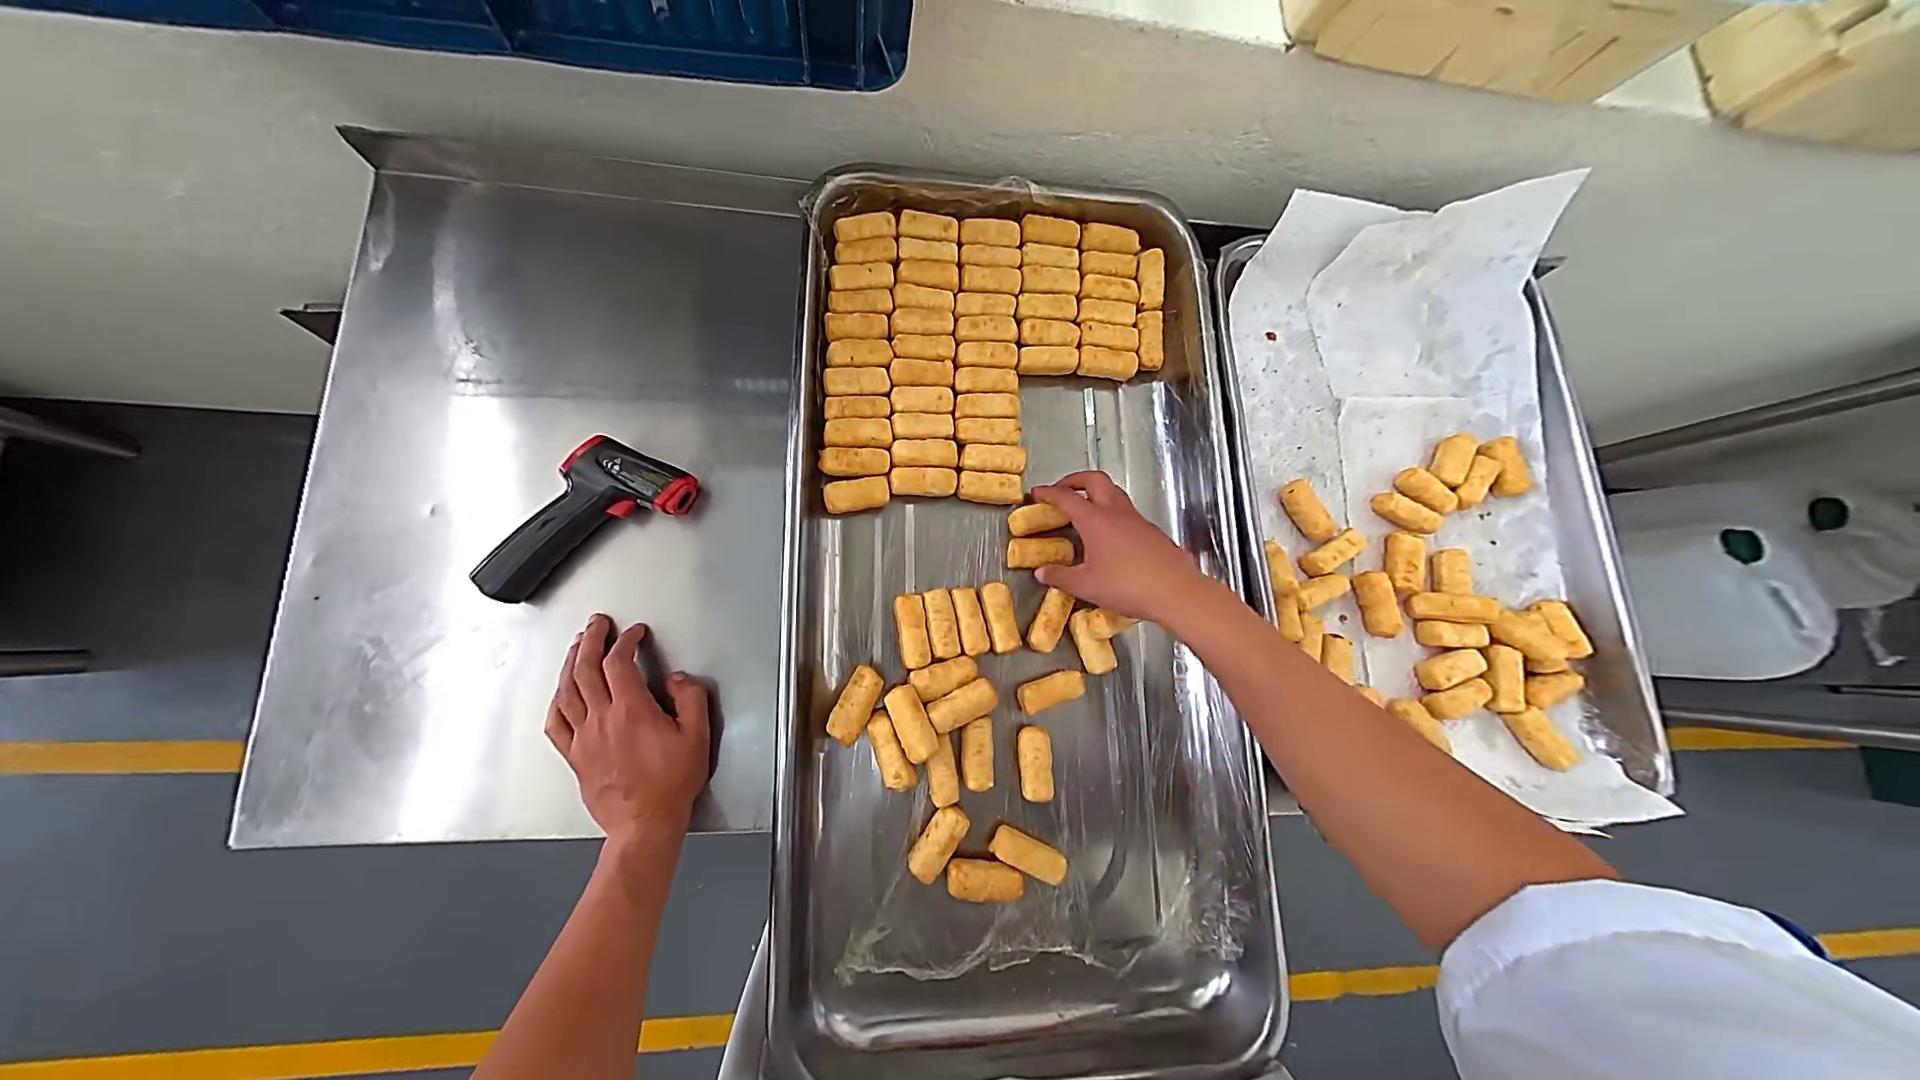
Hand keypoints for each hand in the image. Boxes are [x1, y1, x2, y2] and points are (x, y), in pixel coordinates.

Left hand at [546, 614, 710, 841]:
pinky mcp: (575, 756)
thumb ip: (691, 699)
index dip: (626, 641)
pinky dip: (556, 701)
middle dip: (591, 640)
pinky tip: (560, 693)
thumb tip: (679, 680)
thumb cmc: (671, 783)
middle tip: (597, 624)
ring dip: (571, 663)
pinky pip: (556, 722)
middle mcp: (602, 721)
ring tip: (578, 646)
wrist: (644, 822)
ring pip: (567, 691)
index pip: (620, 663)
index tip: (635, 633)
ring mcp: (584, 738)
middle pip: (586, 669)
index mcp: (632, 712)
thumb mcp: (697, 736)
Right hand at [1030, 471, 1214, 623]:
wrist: (1176, 592)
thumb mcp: (1086, 586)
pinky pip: (1126, 512)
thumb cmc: (1129, 586)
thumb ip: (1060, 577)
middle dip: (1074, 480)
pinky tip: (1108, 535)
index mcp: (1096, 521)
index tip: (1038, 493)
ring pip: (1113, 493)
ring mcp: (1137, 520)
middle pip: (1094, 480)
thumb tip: (1043, 572)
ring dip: (1095, 494)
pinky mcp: (1151, 531)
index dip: (1049, 493)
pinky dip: (1111, 512)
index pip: (1066, 498)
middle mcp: (1116, 513)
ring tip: (1084, 509)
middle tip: (1062, 490)